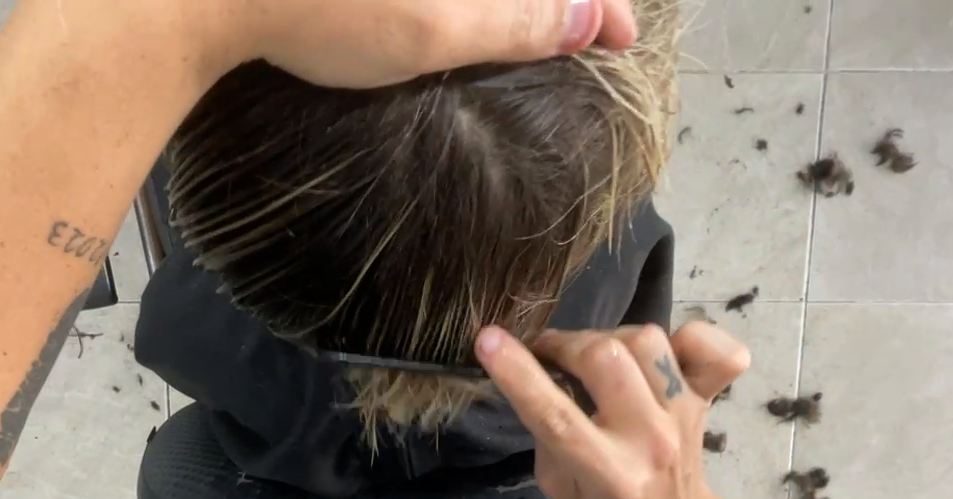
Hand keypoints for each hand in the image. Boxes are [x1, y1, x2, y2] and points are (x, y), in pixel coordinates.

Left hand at [228, 0, 637, 88]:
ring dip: (526, 5)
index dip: (598, 3)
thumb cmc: (329, 12)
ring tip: (551, 28)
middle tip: (593, 30)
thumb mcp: (434, 30)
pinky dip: (481, 6)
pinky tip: (484, 20)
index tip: (622, 41)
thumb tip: (586, 19)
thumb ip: (515, 22)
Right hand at [474, 321, 750, 498]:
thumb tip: (539, 376)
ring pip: (647, 341)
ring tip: (596, 357)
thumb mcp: (558, 490)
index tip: (488, 340)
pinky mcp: (708, 398)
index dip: (518, 373)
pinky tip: (662, 352)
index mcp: (607, 474)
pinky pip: (716, 349)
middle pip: (606, 360)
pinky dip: (690, 337)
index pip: (555, 415)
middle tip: (550, 356)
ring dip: (610, 340)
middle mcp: (649, 440)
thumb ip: (549, 435)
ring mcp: (684, 415)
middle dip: (566, 345)